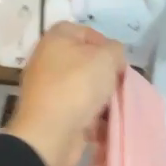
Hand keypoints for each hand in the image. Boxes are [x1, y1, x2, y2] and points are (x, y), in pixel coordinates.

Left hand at [3, 23, 126, 165]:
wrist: (50, 134)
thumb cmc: (77, 86)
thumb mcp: (106, 58)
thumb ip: (115, 50)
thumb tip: (112, 58)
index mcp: (55, 39)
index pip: (84, 31)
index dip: (104, 43)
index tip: (118, 61)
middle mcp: (47, 60)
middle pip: (84, 61)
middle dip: (104, 73)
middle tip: (117, 84)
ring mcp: (47, 89)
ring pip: (83, 87)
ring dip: (100, 97)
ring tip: (112, 106)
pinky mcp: (51, 113)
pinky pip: (77, 110)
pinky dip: (90, 116)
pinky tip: (102, 124)